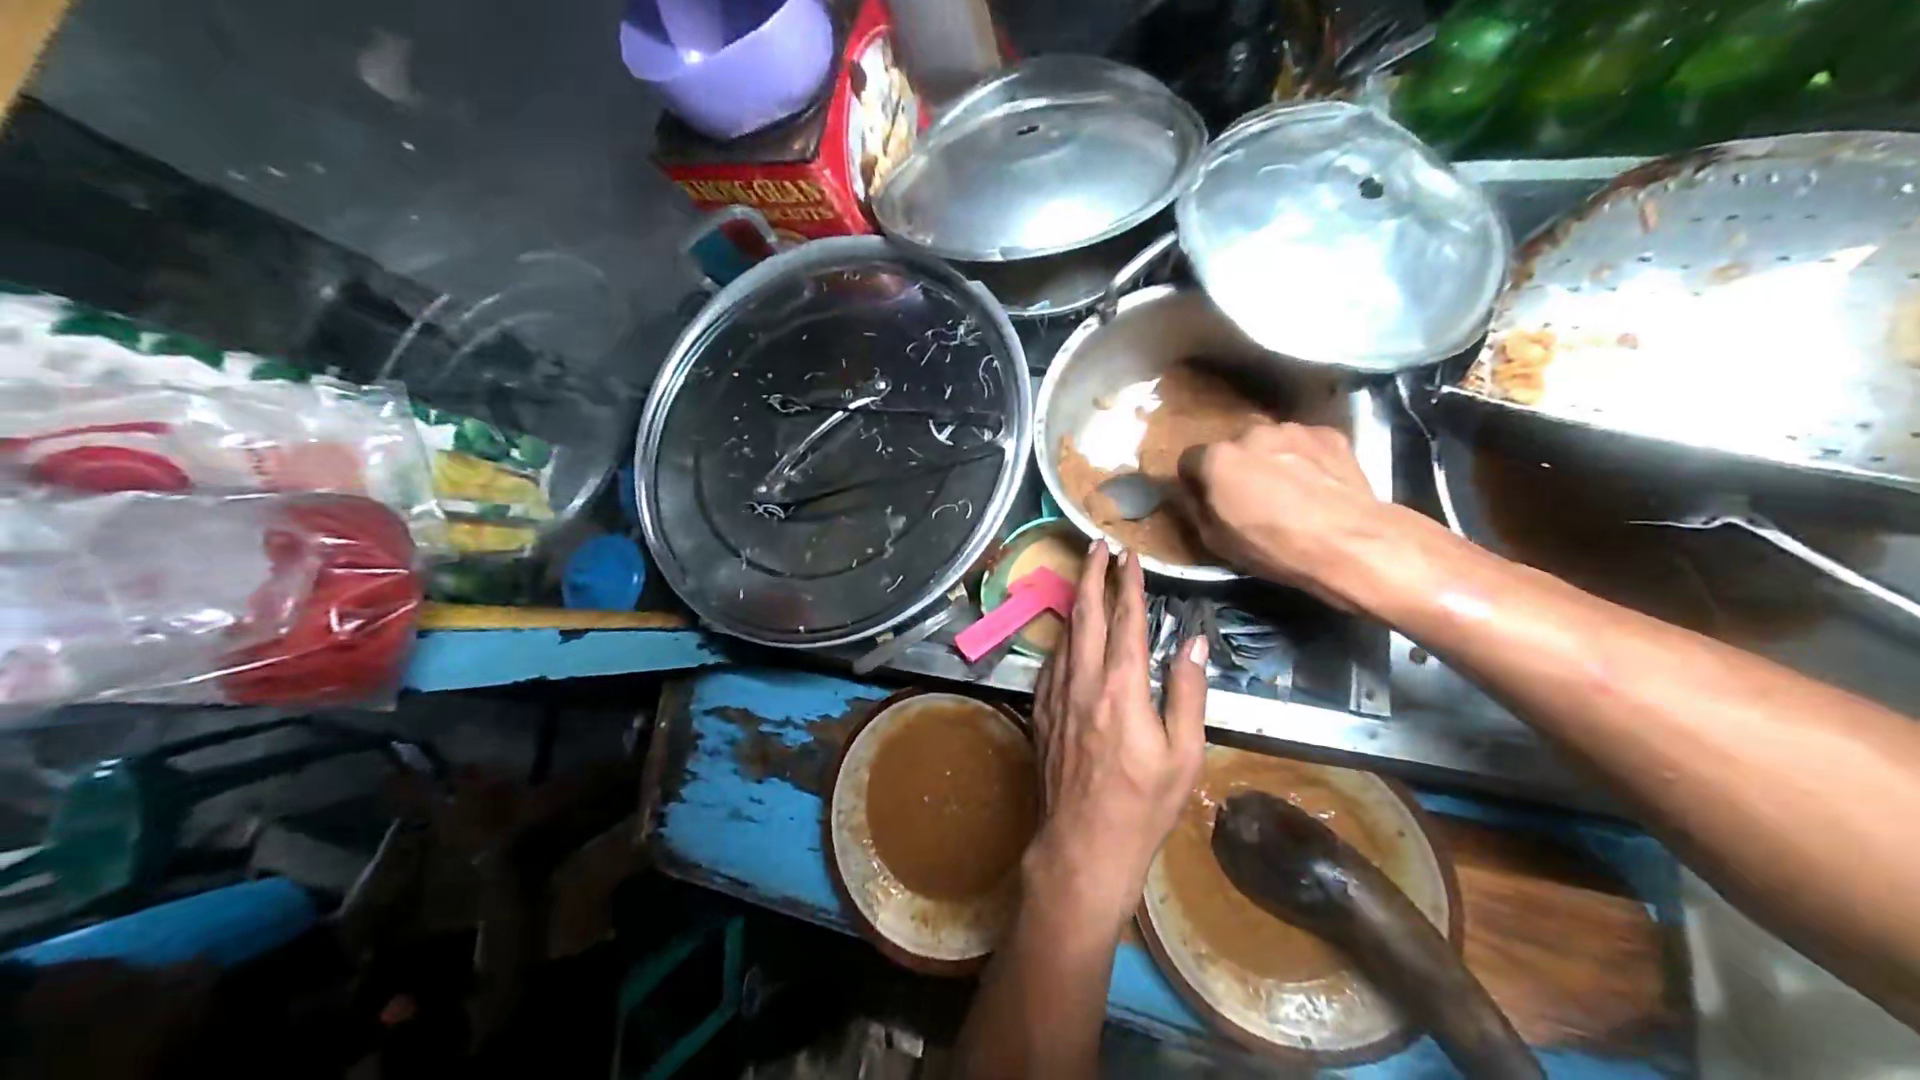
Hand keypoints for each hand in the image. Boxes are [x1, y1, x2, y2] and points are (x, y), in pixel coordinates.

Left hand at [1026, 542, 1208, 925]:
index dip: (1128, 584)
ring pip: (1064, 634)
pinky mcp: (1041, 711)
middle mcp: (1083, 681)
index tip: (1129, 555)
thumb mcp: (1184, 753)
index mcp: (1122, 688)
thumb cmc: (1144, 804)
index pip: (1126, 621)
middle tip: (1097, 545)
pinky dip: (1063, 636)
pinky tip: (1069, 634)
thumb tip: (1193, 644)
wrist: (1083, 842)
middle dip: (1091, 574)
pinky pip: (1052, 660)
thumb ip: (1188, 693)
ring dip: (1075, 600)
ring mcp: (1056, 695)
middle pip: (1085, 614)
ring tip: (1084, 577)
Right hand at [1176, 421, 1411, 609]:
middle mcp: (1250, 433)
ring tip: (1290, 490)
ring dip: (1271, 460)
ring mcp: (1292, 430)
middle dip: (1237, 467)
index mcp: (1216, 458)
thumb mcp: (1216, 542)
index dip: (1196, 482)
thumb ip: (1197, 509)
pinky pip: (1305, 445)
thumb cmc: (1274, 547)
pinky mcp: (1329, 434)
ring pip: (1271, 443)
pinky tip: (1318, 485)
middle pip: (1233, 448)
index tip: (1208, 500)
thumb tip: (1194, 494)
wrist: (1350, 542)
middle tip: (1253, 497)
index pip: (1190, 460)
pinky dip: (1306, 459)